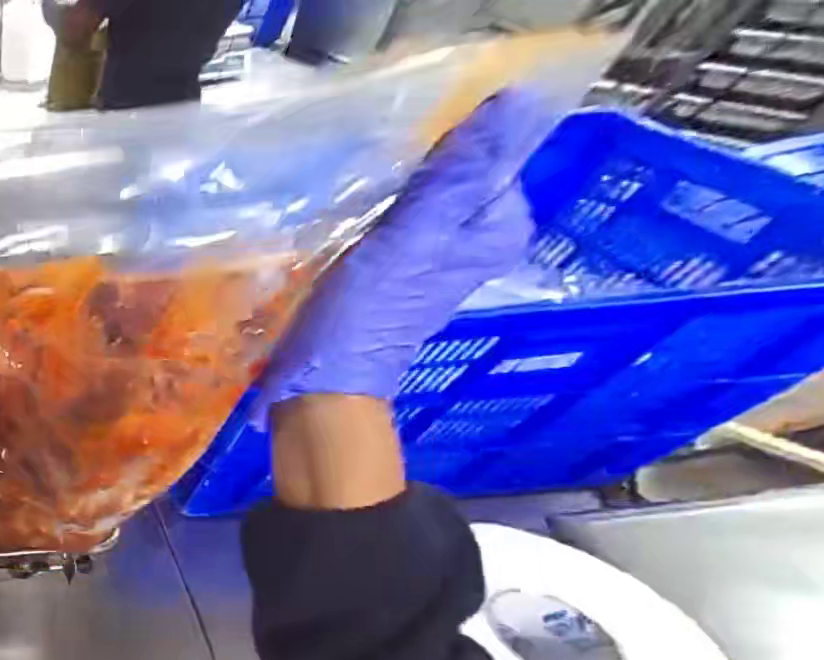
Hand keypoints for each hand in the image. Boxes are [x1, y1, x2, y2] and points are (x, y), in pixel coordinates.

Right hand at [256, 88, 548, 413]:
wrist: (317, 384)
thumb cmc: (362, 314)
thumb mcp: (411, 237)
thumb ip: (458, 174)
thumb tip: (517, 100)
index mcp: (497, 229)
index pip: (486, 156)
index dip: (442, 152)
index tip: (395, 173)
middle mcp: (473, 244)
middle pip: (450, 180)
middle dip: (408, 178)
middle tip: (365, 198)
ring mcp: (429, 264)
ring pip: (413, 206)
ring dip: (379, 204)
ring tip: (347, 218)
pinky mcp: (390, 280)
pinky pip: (386, 233)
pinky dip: (363, 228)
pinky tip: (339, 240)